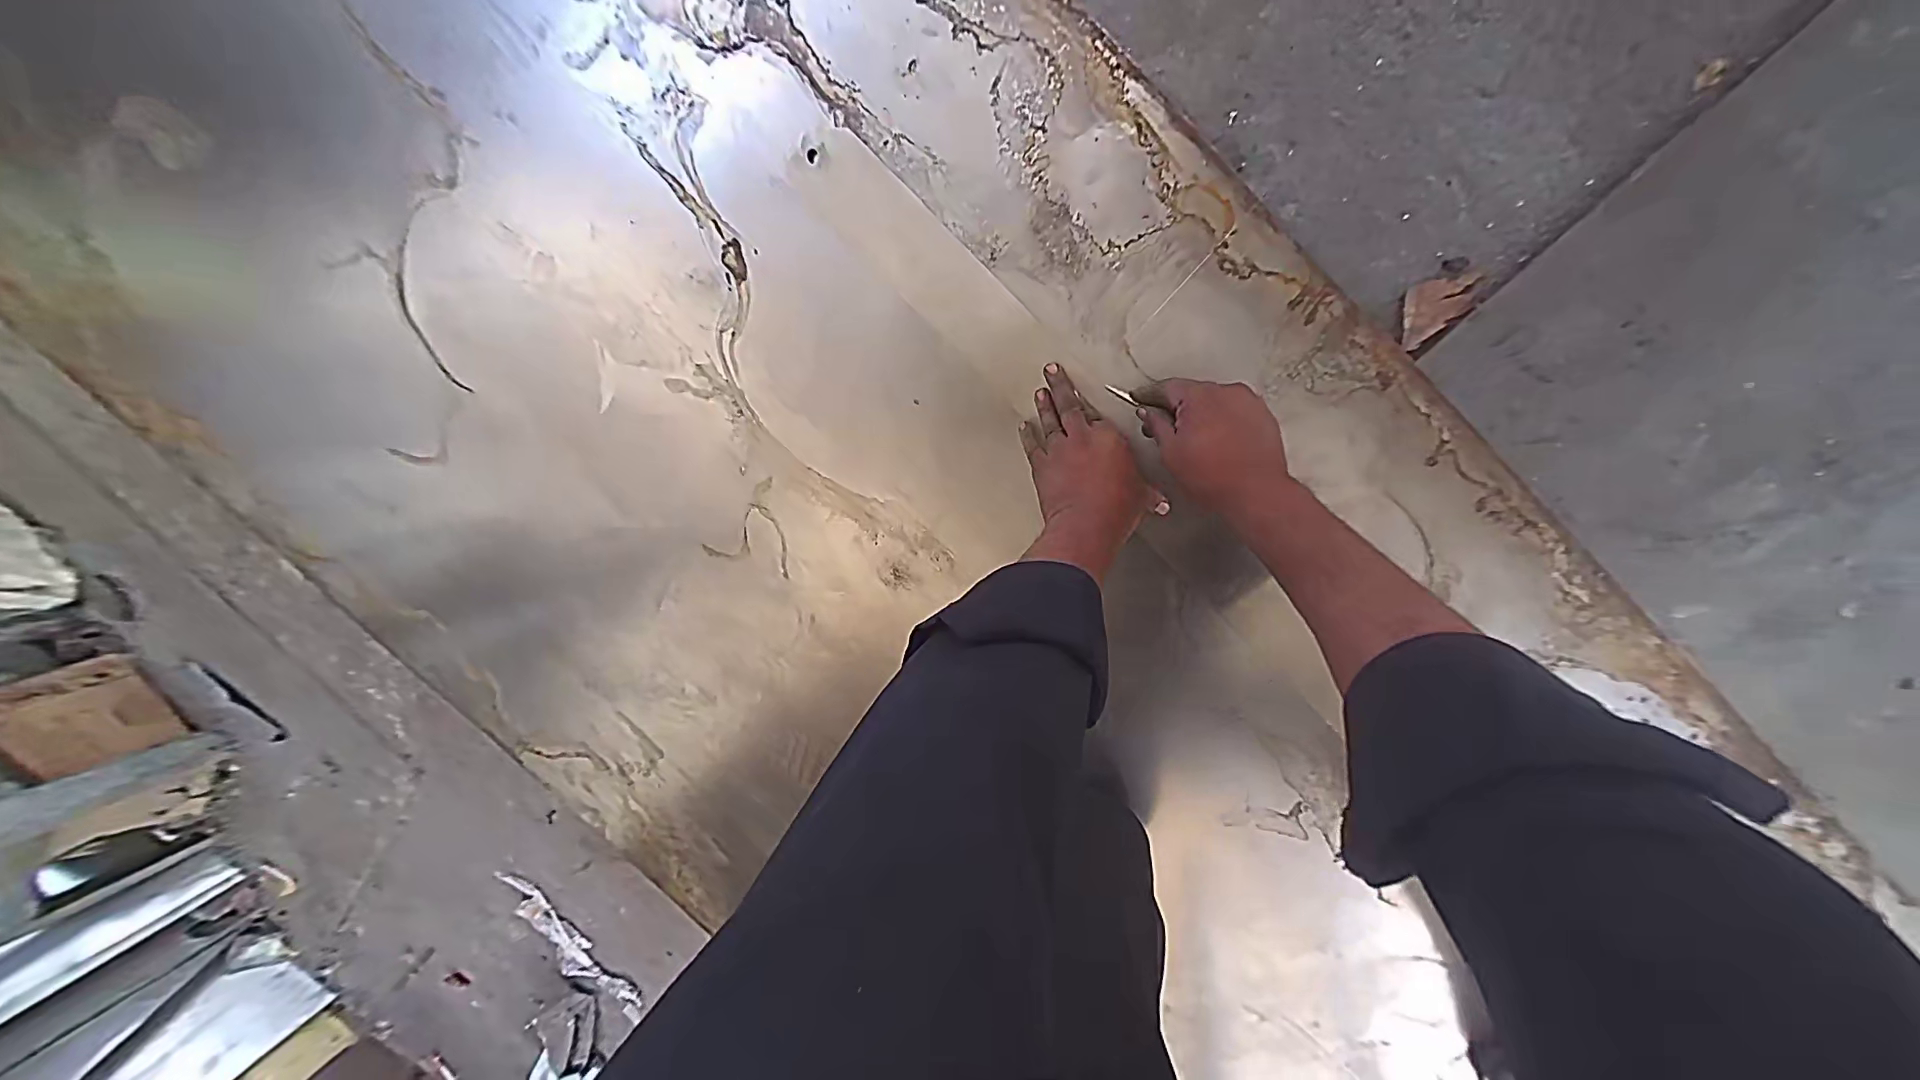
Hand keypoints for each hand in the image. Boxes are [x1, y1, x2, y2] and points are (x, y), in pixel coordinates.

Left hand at [1019, 364, 1166, 582]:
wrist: (1085, 524)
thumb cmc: (1115, 509)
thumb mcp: (1140, 497)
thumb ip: (1148, 494)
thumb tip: (1158, 502)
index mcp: (1110, 437)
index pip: (1103, 419)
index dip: (1096, 414)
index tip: (1092, 404)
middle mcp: (1083, 437)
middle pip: (1070, 405)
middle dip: (1061, 386)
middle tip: (1053, 371)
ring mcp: (1059, 449)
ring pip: (1050, 420)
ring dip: (1044, 404)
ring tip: (1041, 391)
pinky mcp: (1042, 464)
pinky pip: (1032, 445)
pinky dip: (1027, 435)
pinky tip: (1024, 426)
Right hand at [1136, 379, 1292, 520]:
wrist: (1255, 493)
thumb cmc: (1215, 478)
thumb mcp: (1171, 453)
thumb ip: (1156, 426)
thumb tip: (1149, 414)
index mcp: (1199, 397)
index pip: (1167, 387)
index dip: (1149, 395)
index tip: (1142, 399)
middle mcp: (1226, 392)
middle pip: (1192, 393)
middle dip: (1178, 409)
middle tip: (1167, 432)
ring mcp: (1248, 402)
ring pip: (1214, 402)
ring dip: (1202, 416)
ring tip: (1199, 445)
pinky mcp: (1263, 415)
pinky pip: (1234, 411)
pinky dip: (1223, 422)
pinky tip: (1218, 444)